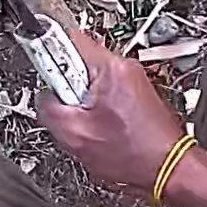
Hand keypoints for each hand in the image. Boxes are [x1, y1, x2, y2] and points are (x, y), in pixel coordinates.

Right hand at [37, 25, 188, 195]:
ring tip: (89, 123)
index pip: (69, 37)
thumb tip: (43, 97)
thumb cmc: (133, 154)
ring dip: (80, 99)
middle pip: (77, 60)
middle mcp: (124, 66)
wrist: (168, 169)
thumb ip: (49, 108)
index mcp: (110, 69)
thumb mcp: (75, 136)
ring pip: (89, 77)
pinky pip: (103, 89)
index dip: (48, 51)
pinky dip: (95, 106)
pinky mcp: (135, 91)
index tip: (38, 60)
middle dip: (65, 85)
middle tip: (71, 110)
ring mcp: (132, 78)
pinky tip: (102, 127)